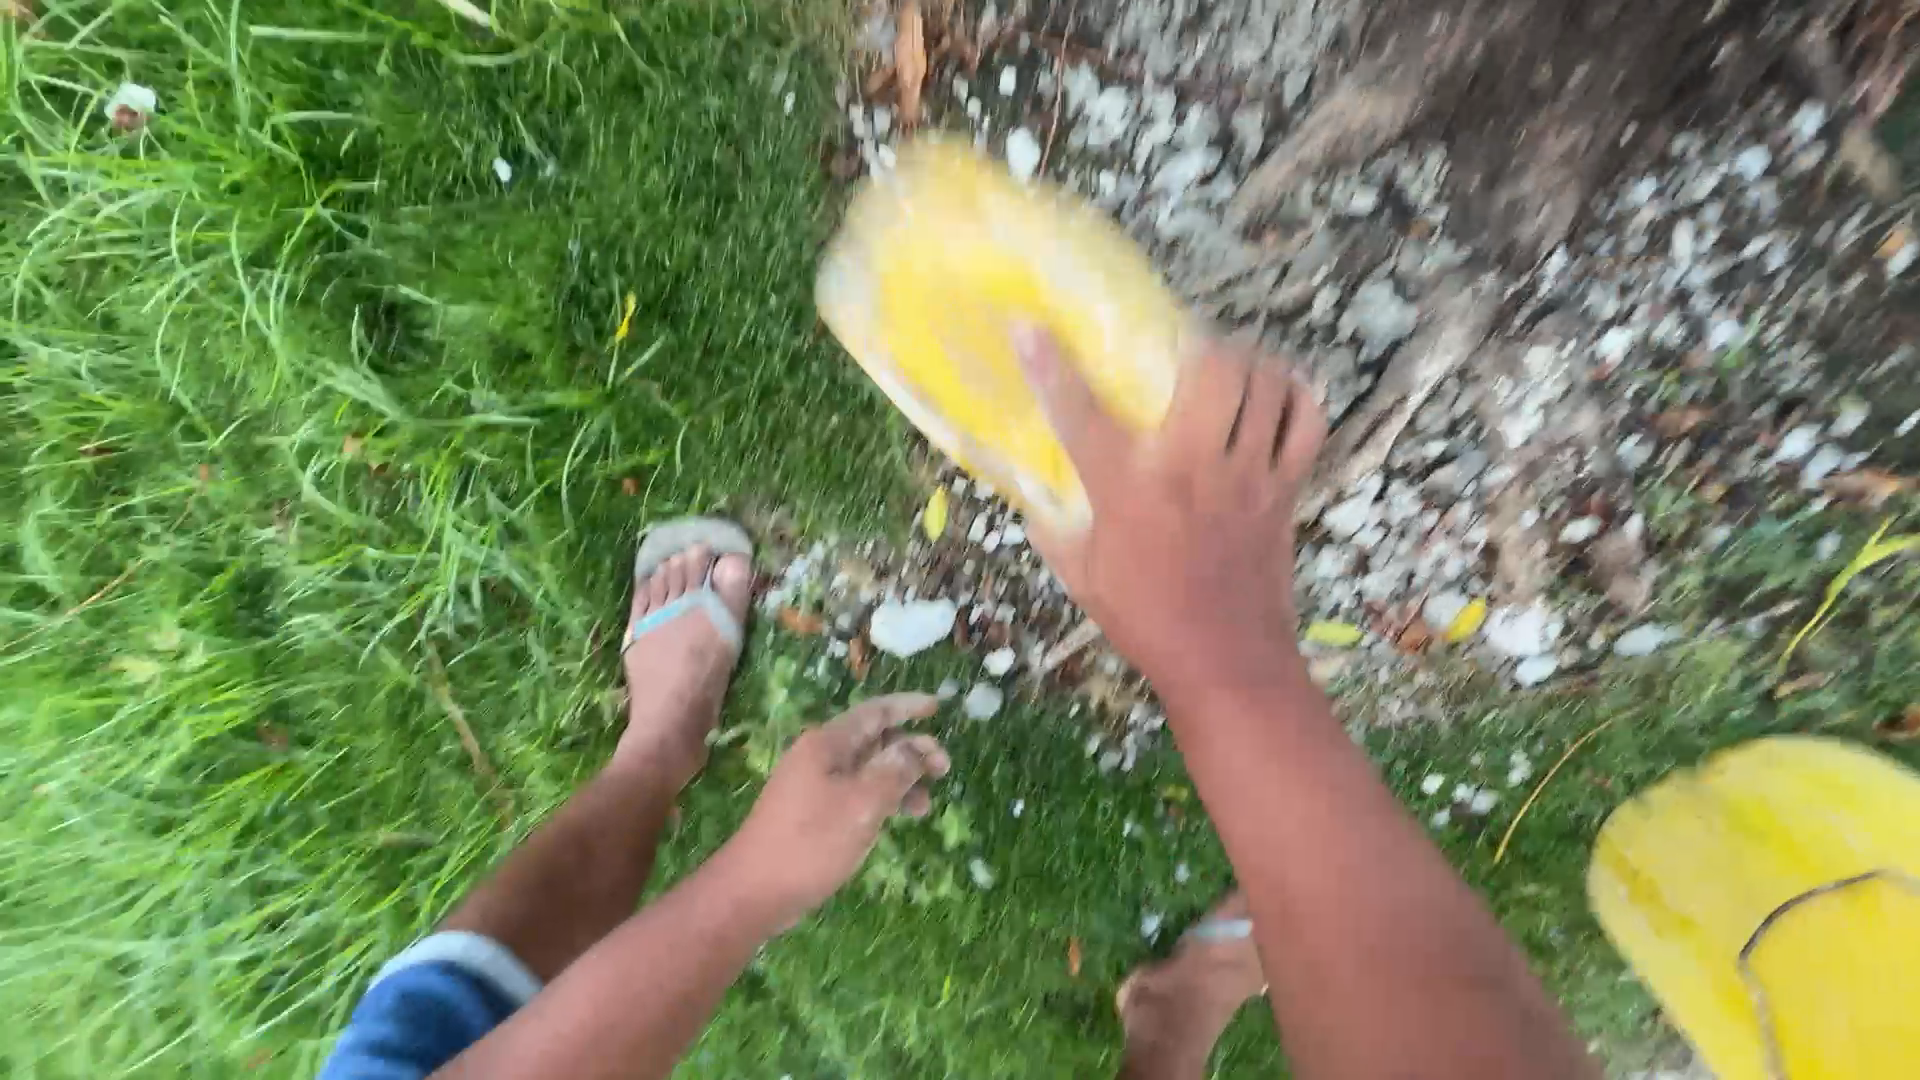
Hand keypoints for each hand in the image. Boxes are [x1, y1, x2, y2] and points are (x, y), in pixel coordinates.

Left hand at [728, 694, 950, 919]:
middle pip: (875, 740)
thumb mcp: (862, 804)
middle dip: (911, 749)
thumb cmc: (811, 842)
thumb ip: (894, 770)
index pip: (876, 711)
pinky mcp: (812, 811)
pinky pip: (856, 792)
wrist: (752, 892)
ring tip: (926, 805)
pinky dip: (881, 799)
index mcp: (829, 743)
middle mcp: (821, 755)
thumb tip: (915, 747)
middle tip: (944, 769)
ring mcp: (814, 783)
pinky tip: (896, 818)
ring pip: (868, 769)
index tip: (938, 707)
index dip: (908, 706)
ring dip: (900, 779)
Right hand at [1013, 324, 1325, 705]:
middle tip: (1185, 351)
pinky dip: (1298, 396)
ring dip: (1249, 363)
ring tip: (1231, 368)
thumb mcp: (1080, 577)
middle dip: (1198, 342)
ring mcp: (1247, 475)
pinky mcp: (1285, 490)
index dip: (1048, 363)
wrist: (1225, 662)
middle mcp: (1188, 467)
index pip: (1078, 412)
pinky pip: (1308, 422)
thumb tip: (1035, 498)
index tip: (1027, 326)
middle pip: (1211, 366)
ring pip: (1266, 384)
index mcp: (1126, 488)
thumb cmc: (1145, 618)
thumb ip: (1052, 529)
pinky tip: (1276, 397)